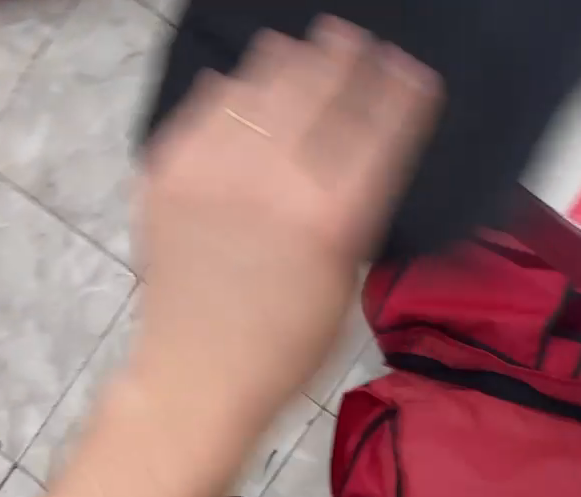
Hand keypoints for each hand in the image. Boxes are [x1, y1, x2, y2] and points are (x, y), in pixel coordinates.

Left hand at [132, 18, 439, 415]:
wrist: (199, 373)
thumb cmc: (288, 349)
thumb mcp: (343, 288)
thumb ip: (350, 221)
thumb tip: (352, 169)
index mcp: (331, 218)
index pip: (377, 135)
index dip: (399, 97)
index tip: (413, 72)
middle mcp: (275, 179)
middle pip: (318, 95)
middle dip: (344, 61)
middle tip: (356, 39)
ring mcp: (214, 168)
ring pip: (259, 89)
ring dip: (288, 64)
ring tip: (303, 47)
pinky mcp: (168, 169)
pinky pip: (204, 110)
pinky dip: (229, 92)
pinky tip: (240, 85)